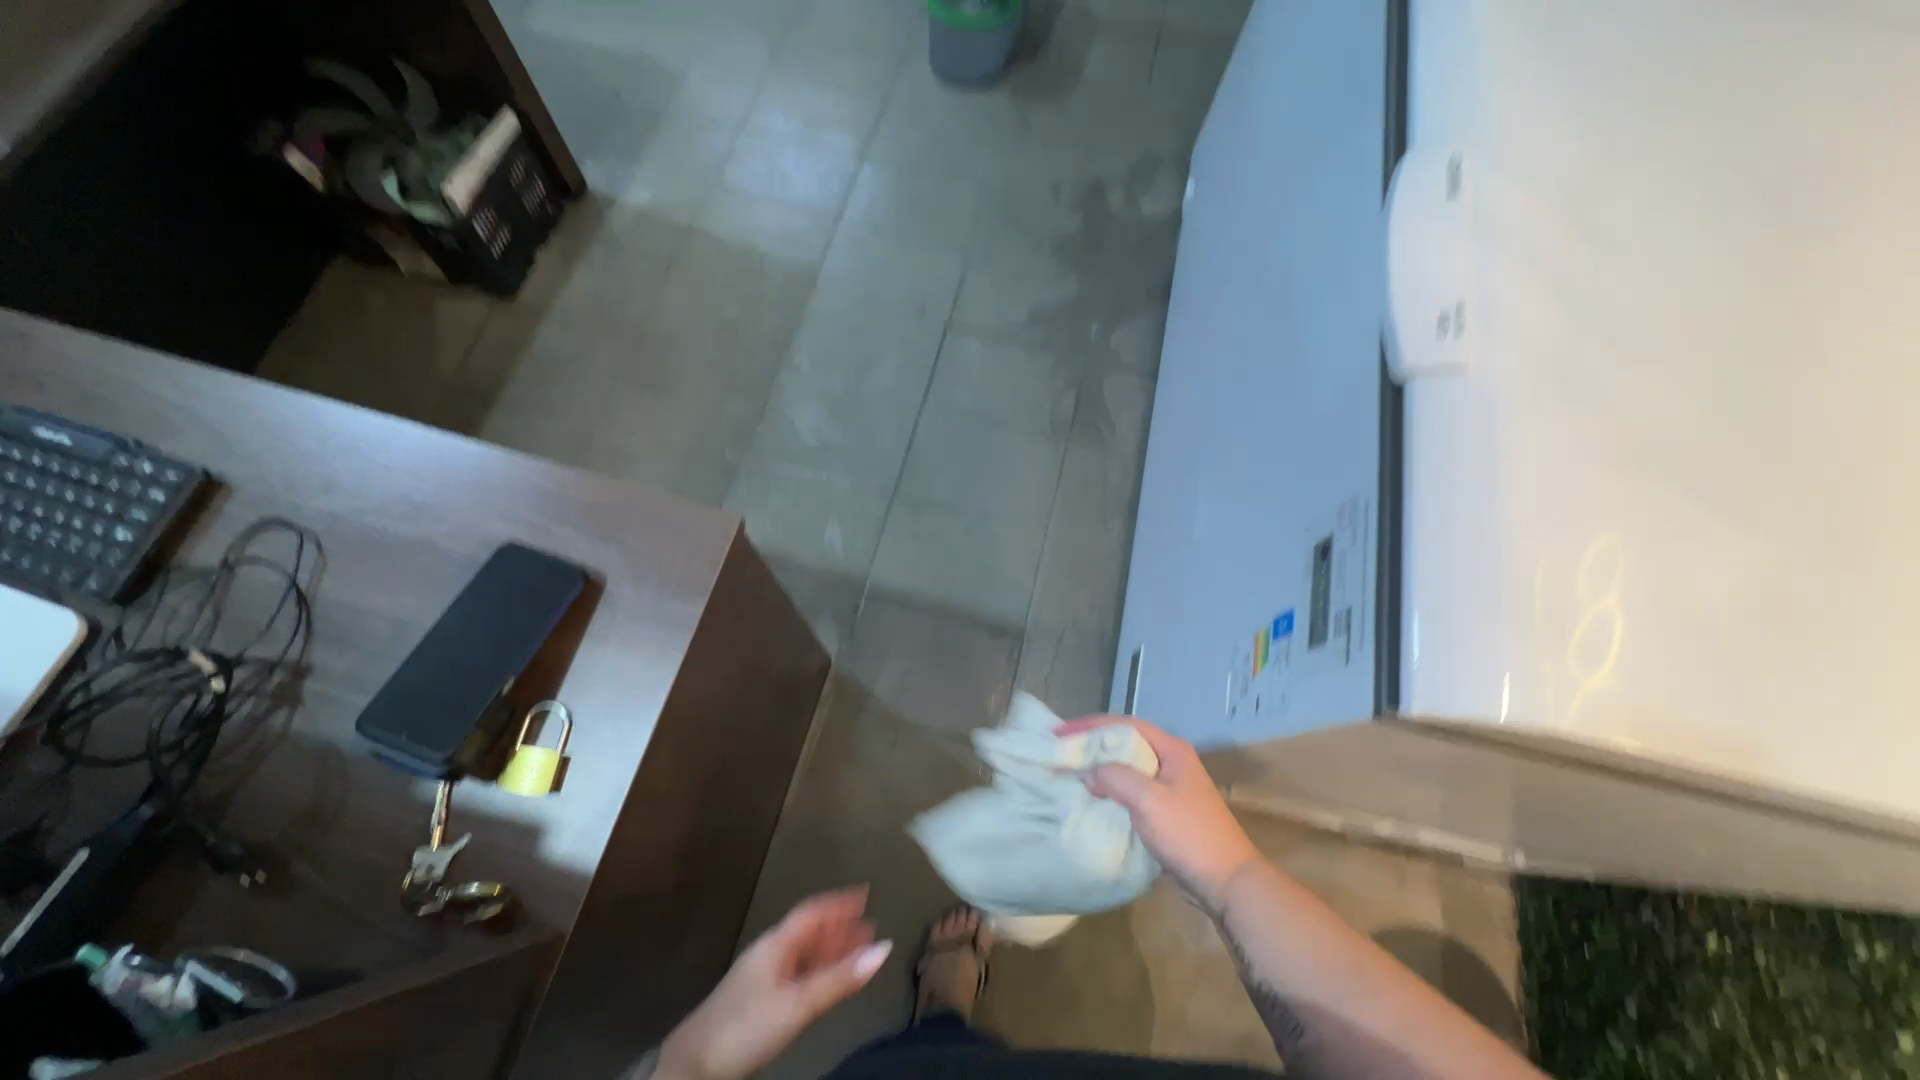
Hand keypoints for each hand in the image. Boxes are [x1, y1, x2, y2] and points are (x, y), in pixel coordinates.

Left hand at [657, 887, 892, 1079]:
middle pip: (809, 932)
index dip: (838, 902)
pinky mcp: (760, 1002)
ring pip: (804, 955)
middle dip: (839, 927)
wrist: (694, 1065)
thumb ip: (839, 979)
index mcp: (776, 944)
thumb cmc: (746, 1026)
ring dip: (831, 950)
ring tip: (857, 950)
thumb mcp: (798, 1003)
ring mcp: (763, 978)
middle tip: (869, 925)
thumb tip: (883, 949)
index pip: (812, 912)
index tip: (864, 892)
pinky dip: (820, 971)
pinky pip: (798, 975)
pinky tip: (829, 981)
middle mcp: (770, 954)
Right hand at [1057, 715, 1260, 912]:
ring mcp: (1169, 789)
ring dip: (1100, 770)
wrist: (1225, 882)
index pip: (1126, 724)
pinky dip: (1110, 792)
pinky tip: (1091, 801)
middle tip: (1060, 751)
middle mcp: (1171, 763)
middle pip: (1126, 744)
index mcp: (1172, 751)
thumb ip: (1116, 777)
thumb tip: (1089, 771)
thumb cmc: (1189, 834)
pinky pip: (1131, 794)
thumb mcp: (1149, 800)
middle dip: (1093, 746)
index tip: (1061, 732)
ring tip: (1069, 773)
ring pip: (1127, 770)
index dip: (1092, 725)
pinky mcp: (1165, 814)